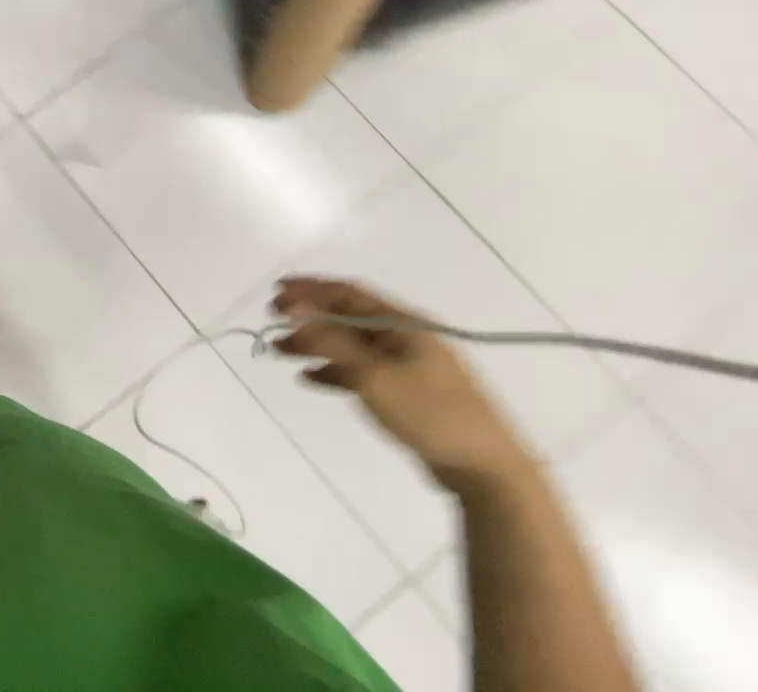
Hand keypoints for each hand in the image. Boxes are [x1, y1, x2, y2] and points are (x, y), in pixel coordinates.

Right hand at [271, 278, 533, 491]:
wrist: (486, 468)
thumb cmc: (430, 413)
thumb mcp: (373, 375)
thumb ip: (330, 342)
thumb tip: (294, 310)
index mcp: (404, 324)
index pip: (348, 294)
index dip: (309, 289)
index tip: (275, 293)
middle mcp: (405, 338)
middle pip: (346, 317)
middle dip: (307, 316)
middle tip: (272, 319)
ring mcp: (406, 365)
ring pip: (349, 345)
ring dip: (314, 344)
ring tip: (280, 351)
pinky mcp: (405, 392)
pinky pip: (359, 371)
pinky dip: (332, 370)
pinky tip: (309, 378)